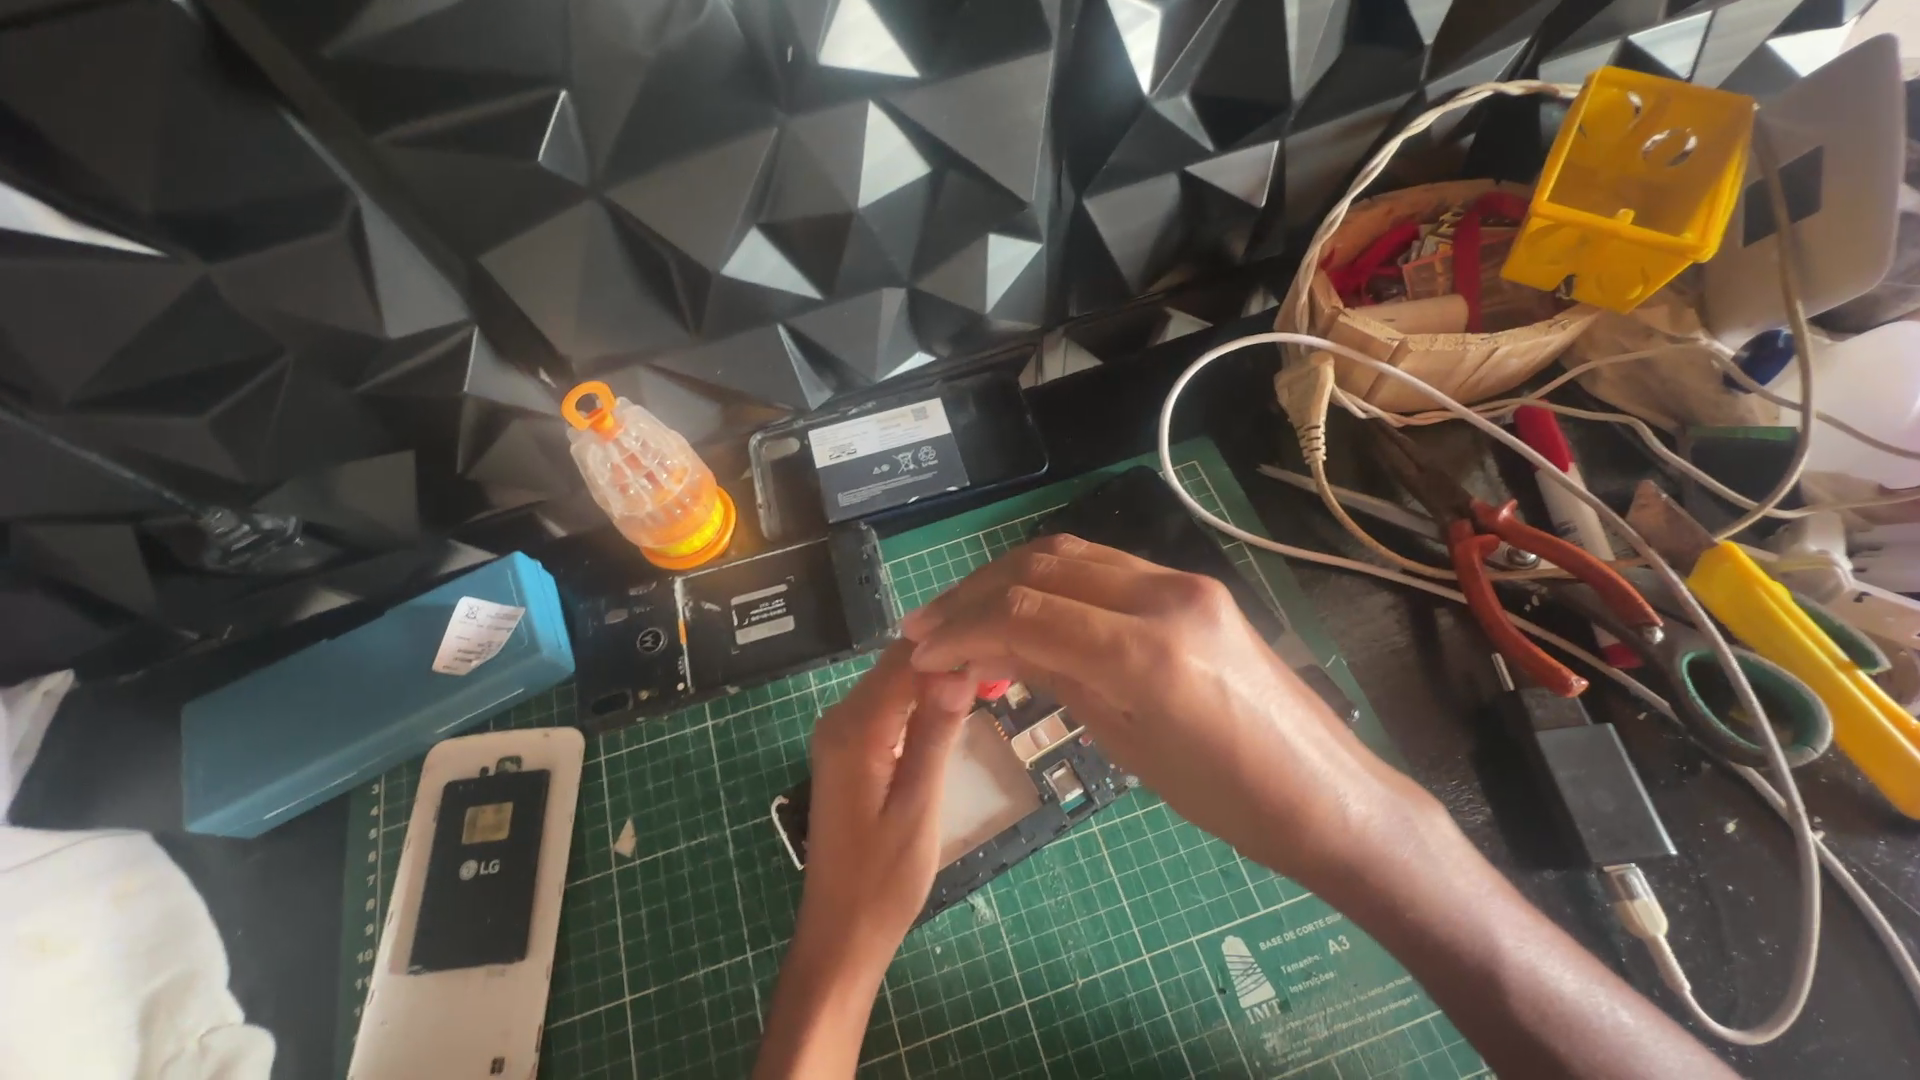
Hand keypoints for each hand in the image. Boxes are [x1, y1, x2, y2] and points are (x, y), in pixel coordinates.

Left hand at [795, 643, 974, 972]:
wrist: (841, 934)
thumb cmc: (884, 880)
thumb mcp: (920, 805)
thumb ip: (936, 733)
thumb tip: (958, 667)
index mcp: (854, 729)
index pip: (904, 660)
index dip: (949, 647)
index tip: (995, 649)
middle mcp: (839, 721)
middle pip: (896, 667)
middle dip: (944, 661)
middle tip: (997, 669)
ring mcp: (840, 737)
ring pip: (892, 687)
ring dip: (934, 683)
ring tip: (984, 687)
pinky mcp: (847, 754)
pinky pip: (886, 711)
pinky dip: (918, 707)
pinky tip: (951, 716)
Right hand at [898, 534, 1440, 884]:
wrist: (1326, 796)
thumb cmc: (1226, 802)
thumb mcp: (1126, 747)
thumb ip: (1056, 678)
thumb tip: (989, 648)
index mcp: (1146, 655)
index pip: (1024, 613)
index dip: (959, 627)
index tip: (919, 650)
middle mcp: (1165, 598)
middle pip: (1041, 567)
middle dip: (973, 593)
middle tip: (927, 626)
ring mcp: (1184, 584)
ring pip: (1071, 555)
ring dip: (1008, 578)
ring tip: (964, 611)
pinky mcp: (1194, 586)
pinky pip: (1107, 567)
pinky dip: (1053, 581)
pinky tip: (1026, 606)